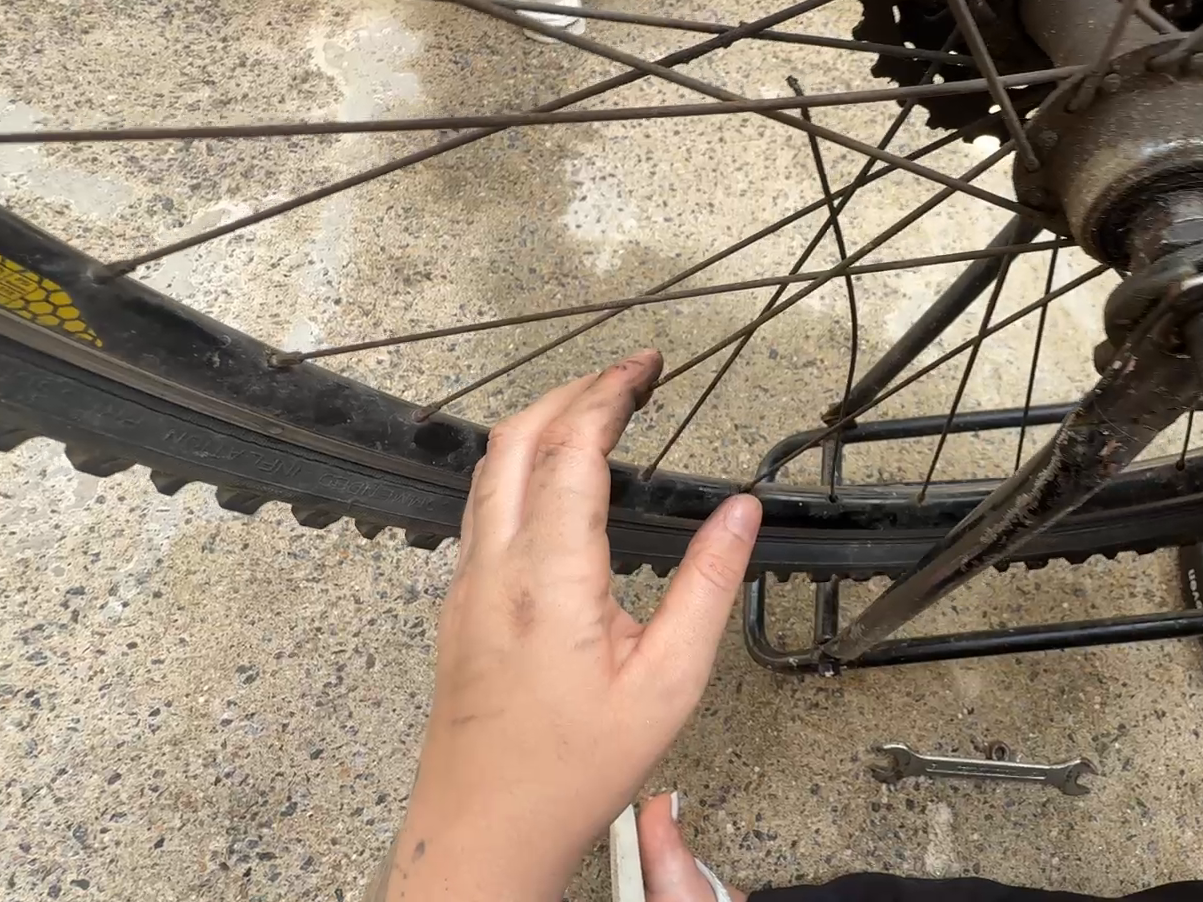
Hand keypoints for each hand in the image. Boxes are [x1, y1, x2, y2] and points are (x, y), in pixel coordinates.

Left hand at [381, 352, 760, 900]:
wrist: (482, 837)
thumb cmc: (576, 766)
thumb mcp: (672, 679)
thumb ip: (709, 584)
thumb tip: (740, 511)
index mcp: (549, 578)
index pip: (569, 451)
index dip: (608, 394)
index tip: (645, 365)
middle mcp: (494, 567)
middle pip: (515, 439)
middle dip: (573, 388)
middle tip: (630, 372)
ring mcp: (467, 582)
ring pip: (490, 467)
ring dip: (544, 419)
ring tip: (602, 405)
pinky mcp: (461, 601)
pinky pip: (485, 502)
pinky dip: (524, 458)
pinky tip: (561, 472)